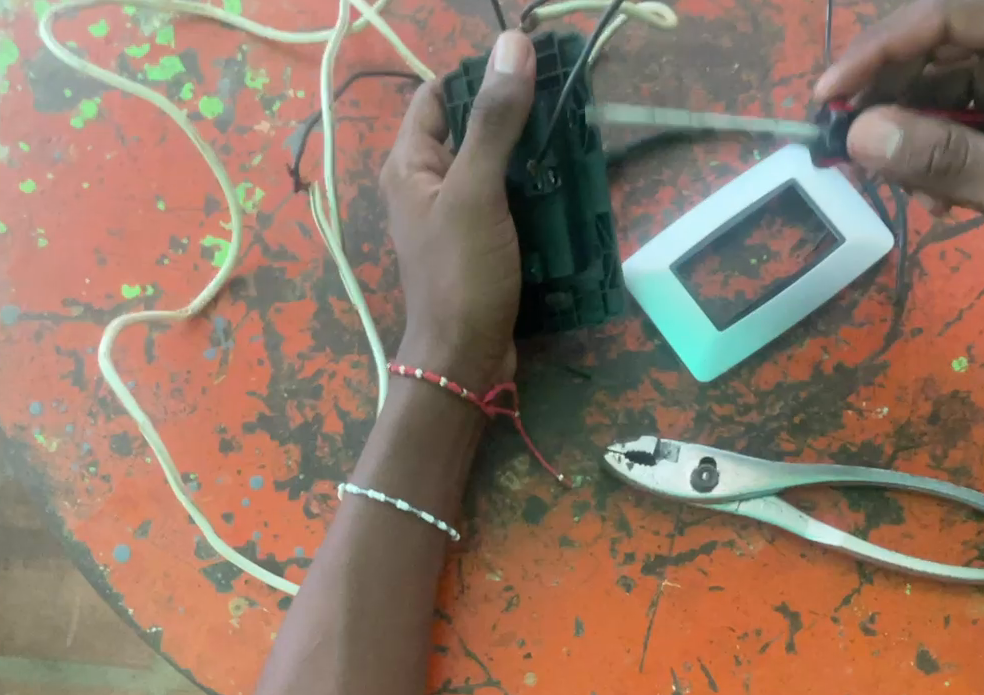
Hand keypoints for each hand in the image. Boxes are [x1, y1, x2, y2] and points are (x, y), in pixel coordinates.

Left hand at [380, 31, 535, 387]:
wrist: (466, 359)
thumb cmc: (461, 275)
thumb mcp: (476, 192)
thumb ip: (494, 122)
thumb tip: (513, 47)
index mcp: (410, 166)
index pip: (438, 95)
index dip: (478, 78)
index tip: (528, 74)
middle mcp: (428, 188)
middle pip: (473, 134)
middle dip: (515, 122)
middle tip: (564, 111)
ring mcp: (456, 222)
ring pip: (497, 174)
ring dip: (531, 164)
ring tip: (573, 149)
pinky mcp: (482, 250)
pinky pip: (509, 211)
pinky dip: (534, 202)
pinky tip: (566, 195)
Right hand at [815, 0, 983, 316]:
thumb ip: (945, 160)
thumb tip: (857, 135)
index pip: (958, 10)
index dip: (882, 48)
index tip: (825, 96)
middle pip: (948, 31)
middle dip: (887, 82)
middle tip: (840, 137)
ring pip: (949, 68)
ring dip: (907, 116)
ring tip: (881, 171)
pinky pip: (965, 101)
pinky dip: (934, 138)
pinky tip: (927, 186)